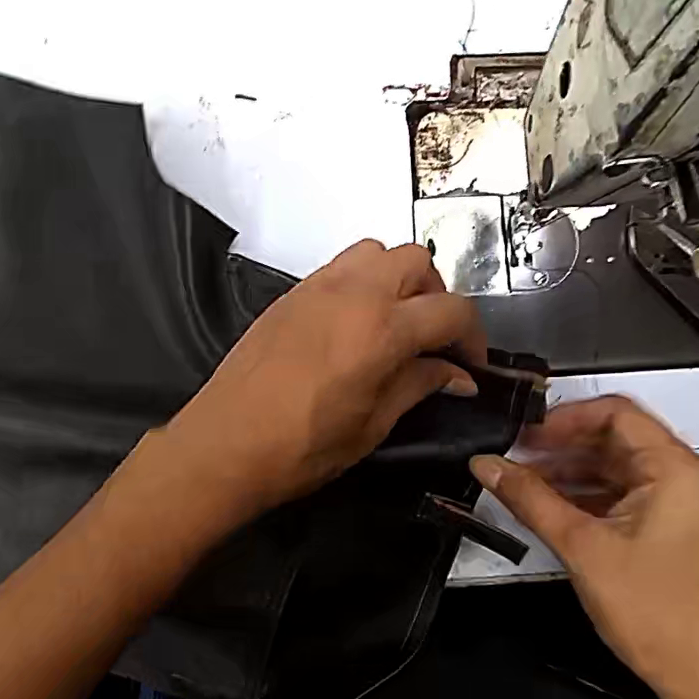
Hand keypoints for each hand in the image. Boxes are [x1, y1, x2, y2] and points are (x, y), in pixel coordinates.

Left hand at [161, 239, 485, 515]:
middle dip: (438, 296)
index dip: (472, 337)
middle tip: (435, 338)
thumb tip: (453, 375)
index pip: (452, 310)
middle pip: (418, 262)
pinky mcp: (293, 294)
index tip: (470, 362)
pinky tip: (359, 322)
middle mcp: (353, 294)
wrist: (225, 446)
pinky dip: (364, 281)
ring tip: (398, 321)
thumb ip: (420, 386)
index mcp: (381, 329)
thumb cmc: (297, 446)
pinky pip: (342, 266)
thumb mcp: (374, 424)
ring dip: (400, 278)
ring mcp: (318, 287)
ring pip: (378, 252)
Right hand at [469, 396, 698, 698]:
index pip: (617, 413)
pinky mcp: (683, 529)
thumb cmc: (667, 621)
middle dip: (565, 447)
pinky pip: (633, 495)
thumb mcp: (582, 548)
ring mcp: (691, 506)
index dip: (566, 419)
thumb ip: (530, 499)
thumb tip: (493, 467)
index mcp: (680, 472)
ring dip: (577, 473)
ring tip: (531, 483)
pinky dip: (596, 496)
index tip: (531, 433)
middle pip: (619, 440)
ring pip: (624, 469)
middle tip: (522, 456)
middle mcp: (693, 481)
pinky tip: (560, 508)